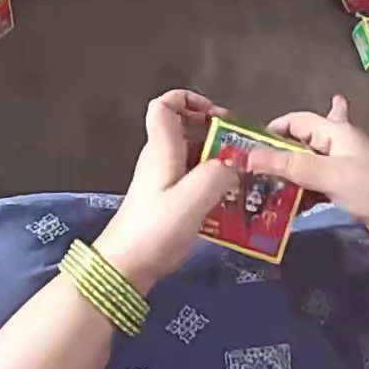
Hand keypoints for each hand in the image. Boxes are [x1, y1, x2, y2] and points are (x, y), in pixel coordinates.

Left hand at [93, 90, 238, 290]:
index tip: (218, 117)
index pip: (164, 104)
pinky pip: (192, 179)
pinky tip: (230, 200)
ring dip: (218, 160)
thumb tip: (236, 164)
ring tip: (244, 175)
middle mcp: (160, 158)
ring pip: (192, 155)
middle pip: (185, 128)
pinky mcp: (166, 201)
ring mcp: (161, 180)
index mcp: (162, 148)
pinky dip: (212, 182)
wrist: (124, 268)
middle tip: (242, 149)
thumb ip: (220, 174)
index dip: (190, 100)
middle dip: (216, 132)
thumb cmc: (156, 229)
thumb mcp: (194, 199)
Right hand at [246, 94, 368, 245]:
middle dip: (275, 154)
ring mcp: (339, 168)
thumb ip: (288, 164)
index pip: (296, 120)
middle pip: (298, 143)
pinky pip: (312, 186)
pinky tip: (282, 204)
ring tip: (260, 188)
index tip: (248, 147)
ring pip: (303, 166)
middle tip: (249, 170)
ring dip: (285, 176)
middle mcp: (335, 145)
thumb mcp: (327, 174)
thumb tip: (247, 155)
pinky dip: (298, 192)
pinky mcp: (341, 189)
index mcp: (335, 130)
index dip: (272, 130)